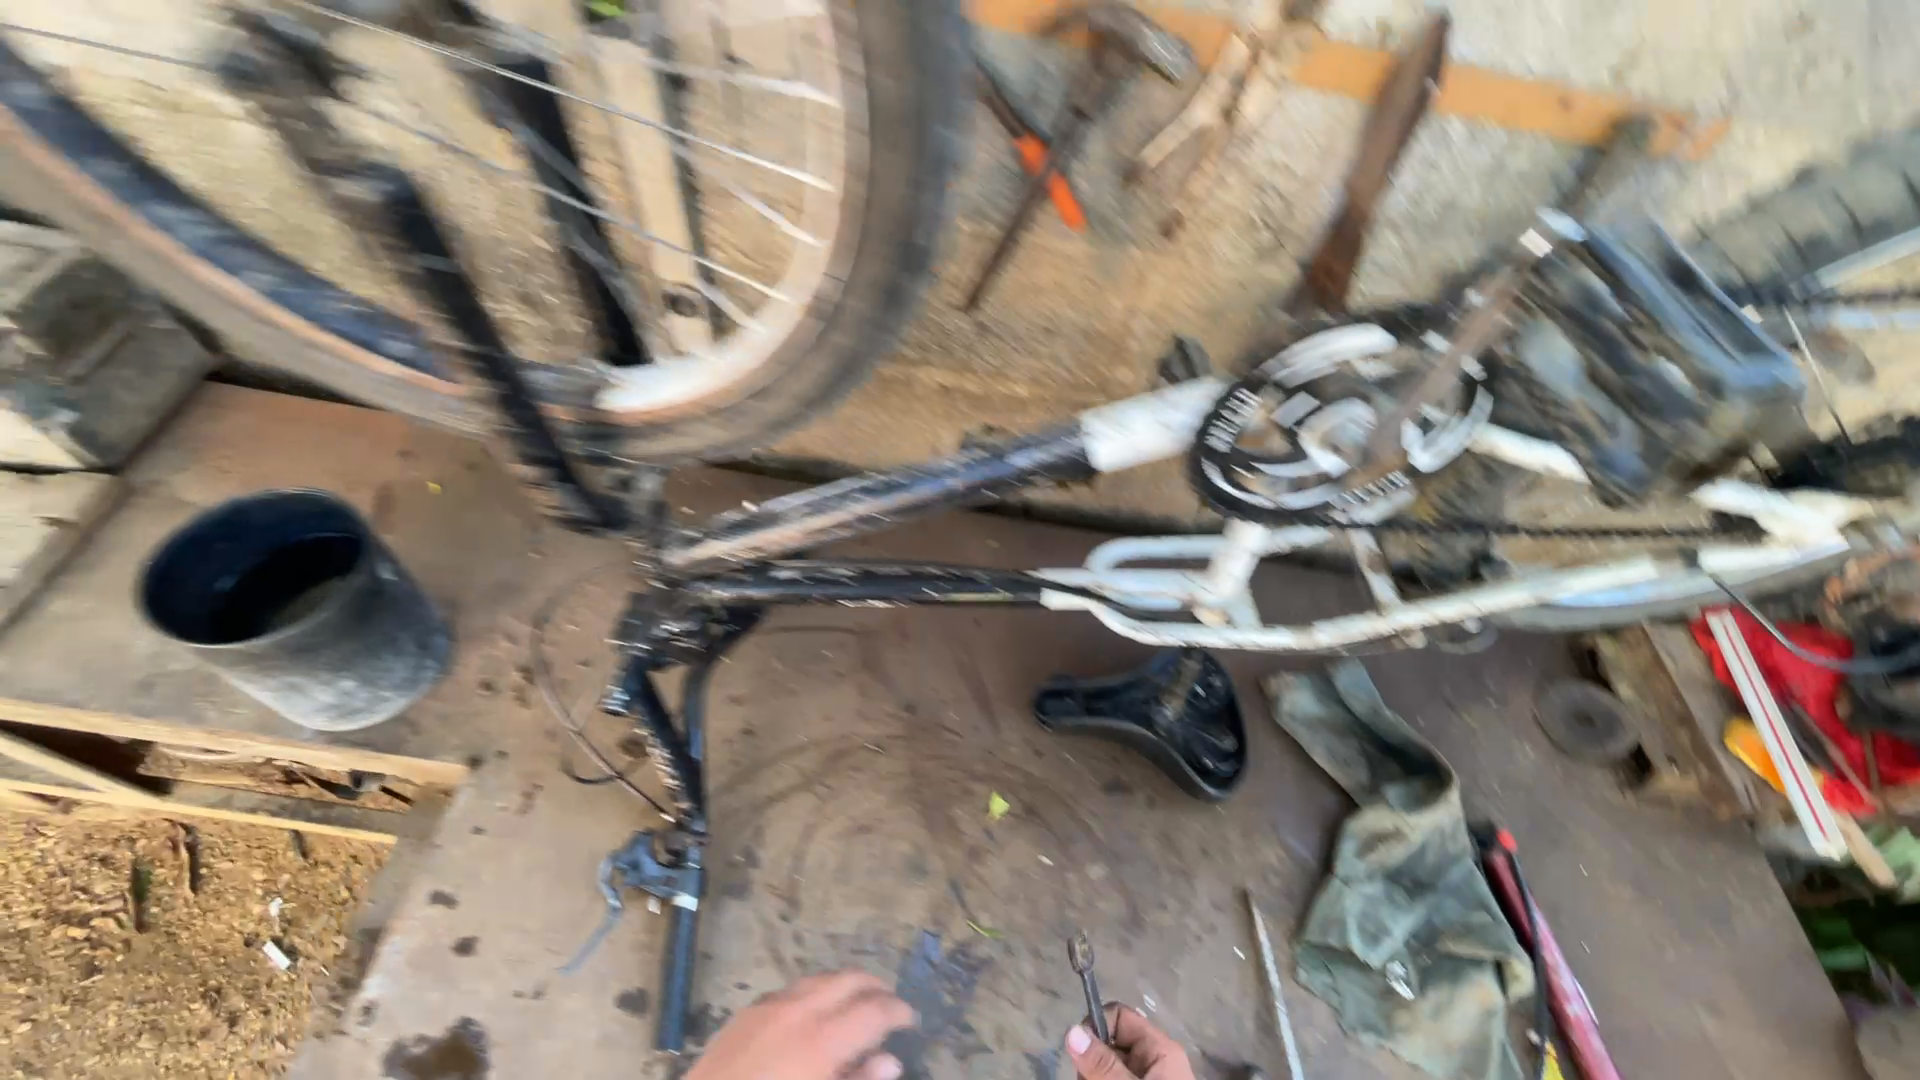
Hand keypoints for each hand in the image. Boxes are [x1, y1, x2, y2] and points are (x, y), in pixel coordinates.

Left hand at [685, 971, 916, 1079]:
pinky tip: (814, 1015)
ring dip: (844, 987)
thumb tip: (889, 1060)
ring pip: (819, 979)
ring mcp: (769, 1007)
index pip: (874, 1011)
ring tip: (856, 1005)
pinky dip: (814, 994)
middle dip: (875, 987)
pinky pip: (791, 990)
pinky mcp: (746, 1013)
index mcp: (821, 1041)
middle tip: (890, 1005)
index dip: (898, 1011)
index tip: (911, 1019)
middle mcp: (798, 1011)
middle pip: (849, 980)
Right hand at [1064, 1004, 1197, 1079]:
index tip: (1077, 1049)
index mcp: (1160, 1048)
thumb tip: (1071, 1031)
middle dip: (1090, 1059)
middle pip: (1107, 1043)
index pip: (1119, 1016)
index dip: (1096, 1027)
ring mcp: (1143, 1077)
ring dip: (1091, 1074)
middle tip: (1085, 1078)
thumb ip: (1104, 1064)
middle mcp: (1152, 1060)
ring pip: (1104, 1064)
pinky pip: (1109, 1077)